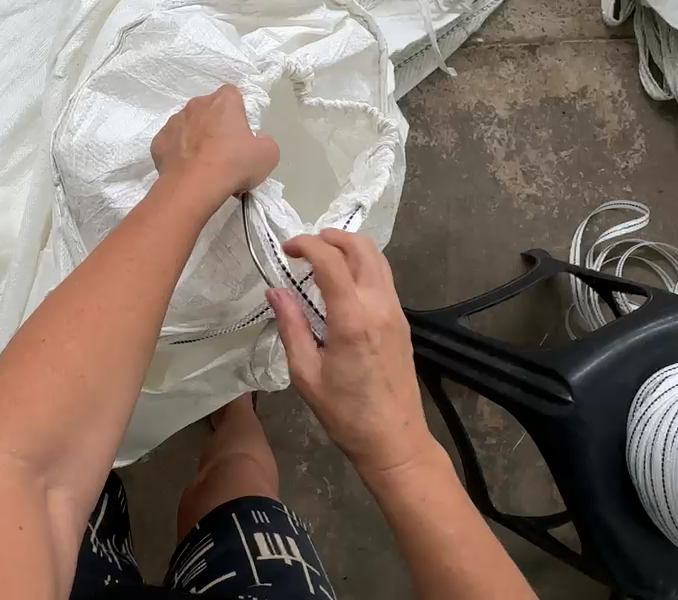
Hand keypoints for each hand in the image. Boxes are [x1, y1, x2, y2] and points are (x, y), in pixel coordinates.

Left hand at [150, 84, 279, 198]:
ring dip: (195, 138)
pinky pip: (171, 143)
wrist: (194, 186)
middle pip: (208, 109)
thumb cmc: (234, 164)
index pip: (232, 94)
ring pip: (188, 125)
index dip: (237, 110)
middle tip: (224, 150)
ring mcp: (174, 122)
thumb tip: (255, 142)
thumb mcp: (268, 155)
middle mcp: (196, 105)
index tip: (240, 131)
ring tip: (203, 163)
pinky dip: (178, 153)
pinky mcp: (158, 141)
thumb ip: (264, 141)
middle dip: (215, 124)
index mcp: (224, 101)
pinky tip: (186, 169)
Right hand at [269, 230, 439, 477]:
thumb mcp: (306, 374)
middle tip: (305, 247)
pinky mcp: (402, 320)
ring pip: (377, 257)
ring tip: (323, 259)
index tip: (287, 249)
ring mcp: (395, 310)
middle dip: (330, 237)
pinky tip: (343, 282)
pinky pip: (383, 276)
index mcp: (352, 318)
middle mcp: (378, 305)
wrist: (395, 441)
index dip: (306, 244)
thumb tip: (275, 291)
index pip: (330, 260)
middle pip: (361, 247)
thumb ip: (291, 326)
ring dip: (349, 247)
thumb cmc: (346, 414)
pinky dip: (362, 264)